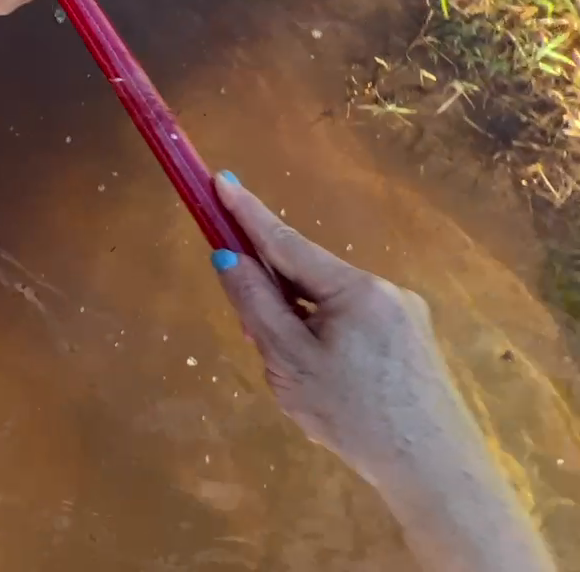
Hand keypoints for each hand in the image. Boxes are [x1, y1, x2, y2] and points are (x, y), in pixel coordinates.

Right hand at [211, 173, 552, 571]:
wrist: (438, 477)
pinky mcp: (406, 339)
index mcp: (354, 291)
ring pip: (316, 299)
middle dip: (266, 292)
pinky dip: (312, 333)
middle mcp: (382, 292)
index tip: (218, 178)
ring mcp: (400, 315)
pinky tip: (317, 374)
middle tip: (256, 336)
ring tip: (292, 371)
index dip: (244, 210)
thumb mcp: (286, 356)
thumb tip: (227, 255)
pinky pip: (339, 318)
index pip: (283, 240)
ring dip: (289, 320)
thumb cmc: (353, 413)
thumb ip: (252, 300)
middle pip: (299, 273)